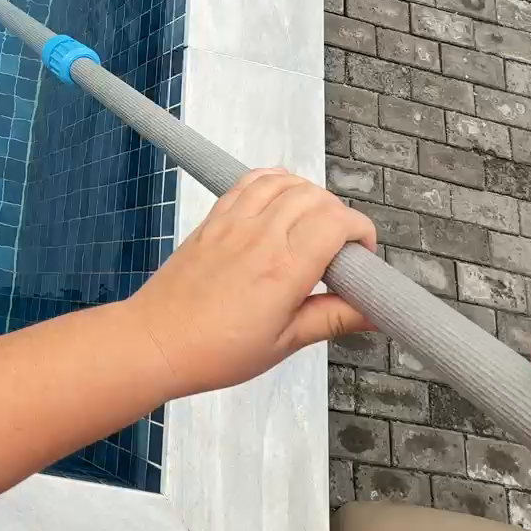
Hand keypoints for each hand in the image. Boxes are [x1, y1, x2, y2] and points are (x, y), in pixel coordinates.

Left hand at [122, 168, 376, 397]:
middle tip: (340, 245)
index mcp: (283, 269)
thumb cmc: (217, 349)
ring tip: (311, 222)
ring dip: (305, 192)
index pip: (336, 221)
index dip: (360, 230)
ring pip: (279, 181)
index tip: (362, 255)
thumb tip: (374, 311)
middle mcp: (257, 236)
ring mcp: (230, 223)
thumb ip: (332, 318)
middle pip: (312, 195)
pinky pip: (245, 183)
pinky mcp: (211, 220)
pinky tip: (278, 201)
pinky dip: (270, 182)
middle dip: (337, 212)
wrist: (156, 339)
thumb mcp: (285, 342)